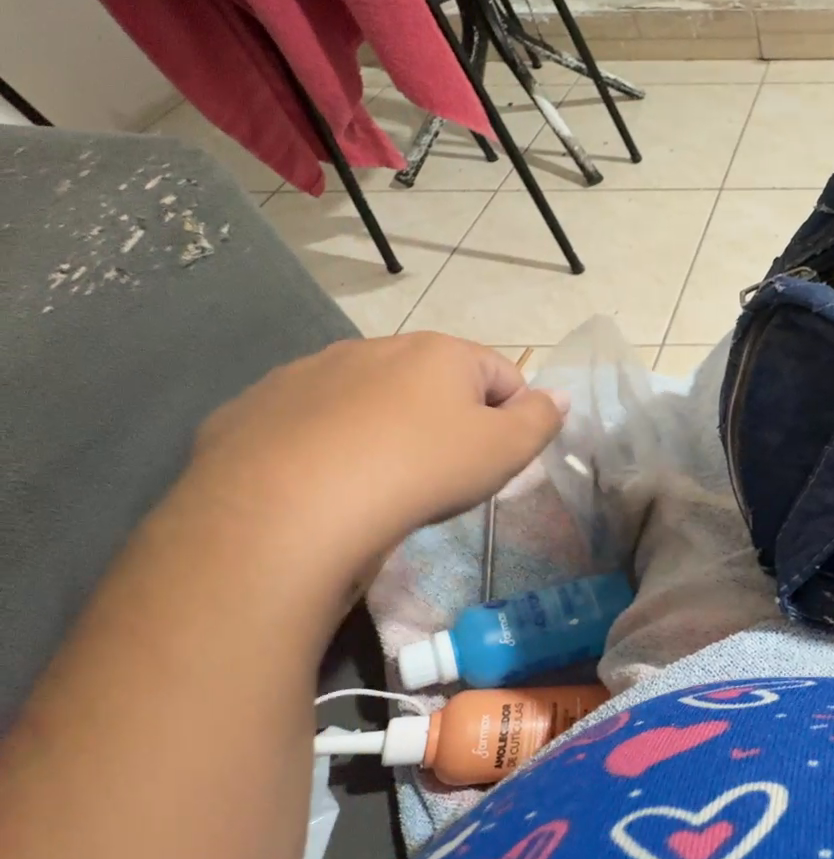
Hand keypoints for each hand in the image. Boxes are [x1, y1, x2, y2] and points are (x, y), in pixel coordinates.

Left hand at [181, 333, 563, 581]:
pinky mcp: (252, 408)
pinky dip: (327, 447)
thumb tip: (557, 396)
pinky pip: (310, 424)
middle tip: (446, 475)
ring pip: (370, 401)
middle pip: (434, 384)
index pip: (504, 374)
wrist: (286, 510)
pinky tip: (327, 486)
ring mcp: (306, 373)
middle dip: (447, 421)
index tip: (498, 460)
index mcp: (439, 352)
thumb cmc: (420, 470)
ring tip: (382, 484)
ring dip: (387, 431)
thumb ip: (542, 419)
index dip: (513, 417)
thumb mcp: (506, 451)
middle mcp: (373, 347)